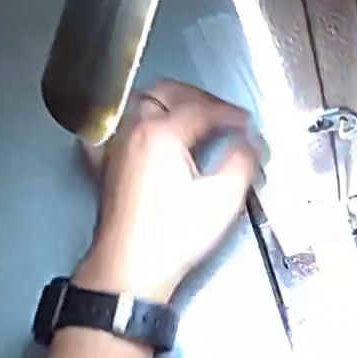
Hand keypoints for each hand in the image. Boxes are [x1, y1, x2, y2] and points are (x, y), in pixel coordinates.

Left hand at [74, 81, 258, 301]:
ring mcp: (115, 146)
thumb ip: (242, 163)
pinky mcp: (107, 165)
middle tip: (221, 112)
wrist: (134, 264)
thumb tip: (249, 144)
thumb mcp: (224, 199)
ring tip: (192, 118)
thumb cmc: (177, 234)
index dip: (229, 114)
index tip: (247, 123)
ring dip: (170, 103)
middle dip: (198, 98)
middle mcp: (133, 131)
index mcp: (163, 134)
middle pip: (166, 93)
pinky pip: (118, 128)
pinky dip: (136, 122)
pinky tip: (143, 132)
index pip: (202, 109)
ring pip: (140, 104)